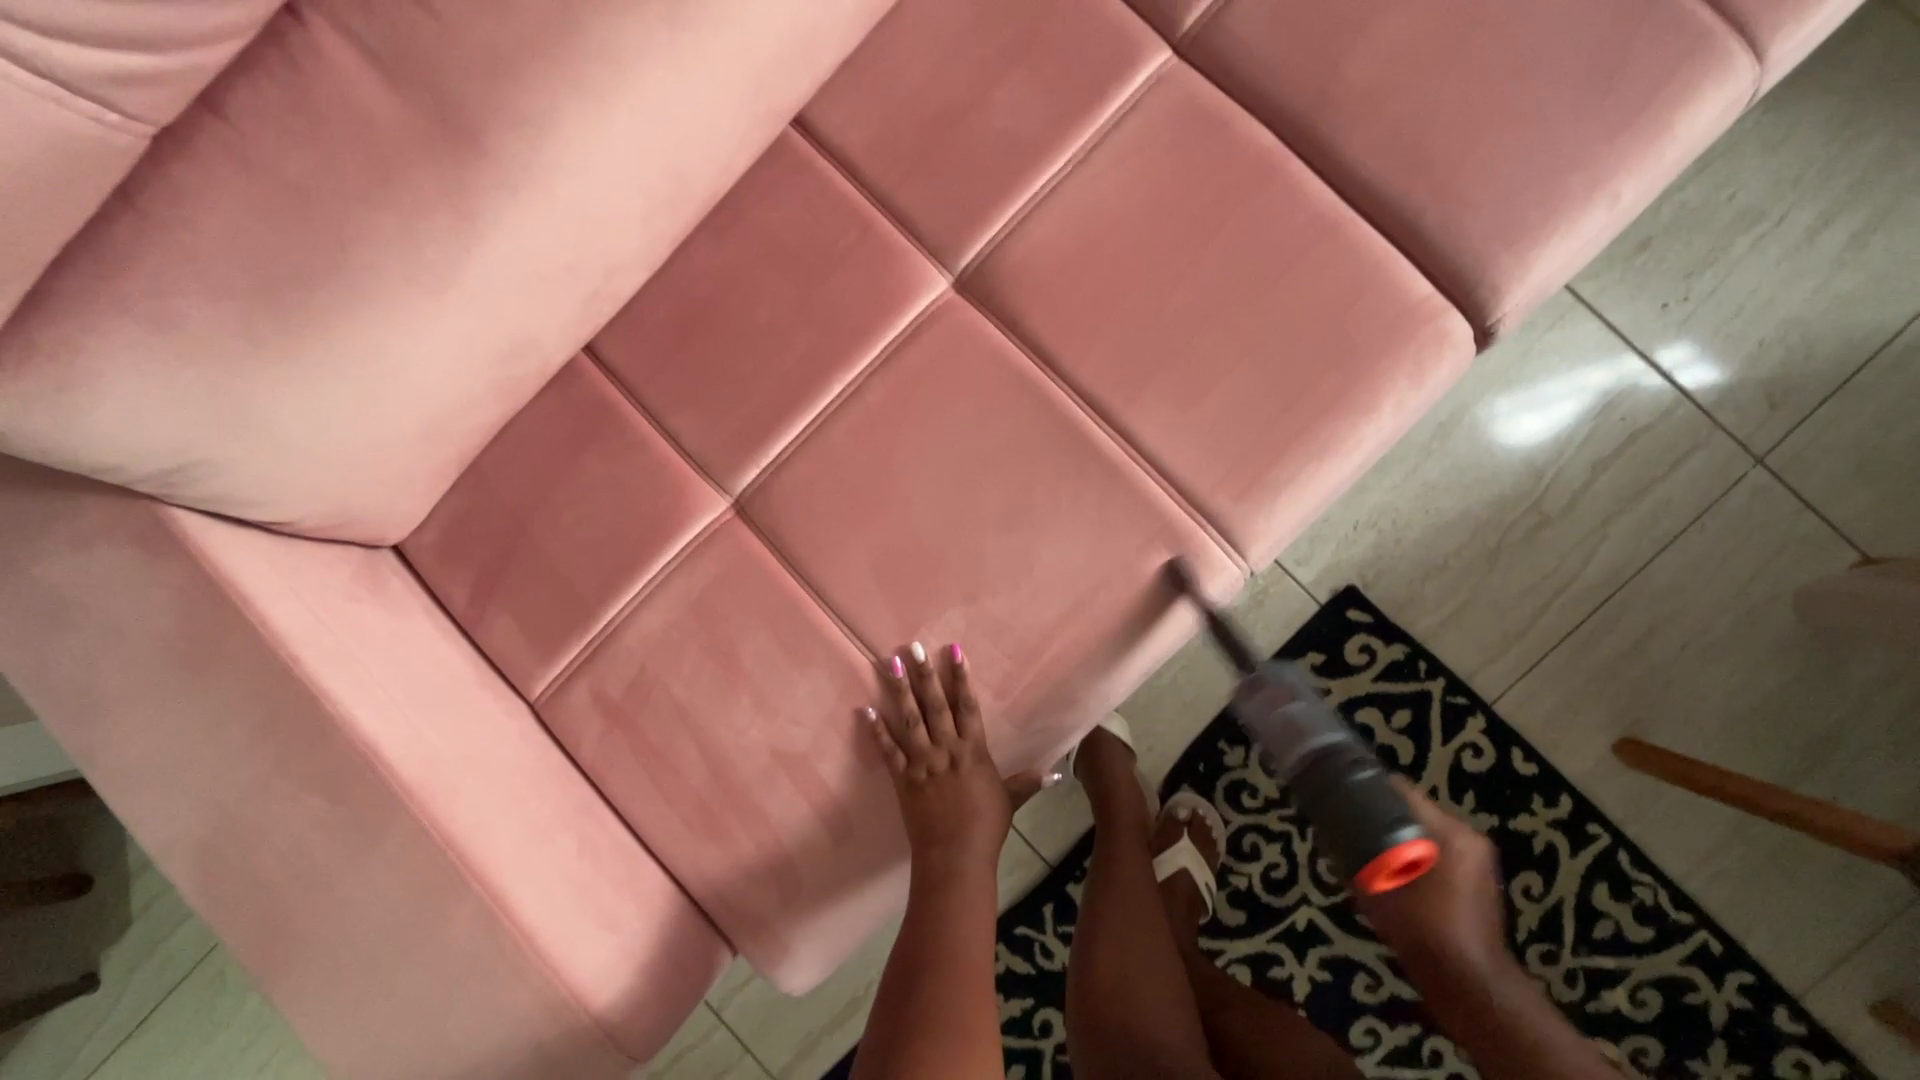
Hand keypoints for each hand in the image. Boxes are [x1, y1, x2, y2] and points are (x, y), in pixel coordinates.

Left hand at [865, 643, 1038, 876]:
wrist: (955, 857)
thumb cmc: (986, 828)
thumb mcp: (1009, 801)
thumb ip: (1026, 783)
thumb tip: (1055, 774)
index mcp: (974, 751)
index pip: (967, 706)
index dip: (961, 677)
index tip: (954, 651)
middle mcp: (947, 750)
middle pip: (934, 705)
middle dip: (924, 674)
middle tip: (913, 647)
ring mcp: (922, 763)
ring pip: (909, 720)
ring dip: (899, 691)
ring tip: (889, 664)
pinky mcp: (903, 779)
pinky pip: (888, 750)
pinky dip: (877, 731)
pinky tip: (866, 710)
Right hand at [1356, 778, 1510, 981]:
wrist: (1467, 983)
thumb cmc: (1421, 927)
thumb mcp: (1377, 886)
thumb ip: (1354, 854)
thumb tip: (1329, 833)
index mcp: (1450, 832)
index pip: (1402, 791)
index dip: (1367, 789)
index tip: (1339, 793)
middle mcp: (1469, 839)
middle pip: (1414, 812)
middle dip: (1380, 817)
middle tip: (1347, 826)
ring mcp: (1478, 863)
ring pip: (1425, 836)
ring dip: (1397, 840)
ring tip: (1365, 852)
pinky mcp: (1476, 885)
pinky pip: (1437, 857)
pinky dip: (1414, 859)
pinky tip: (1391, 877)